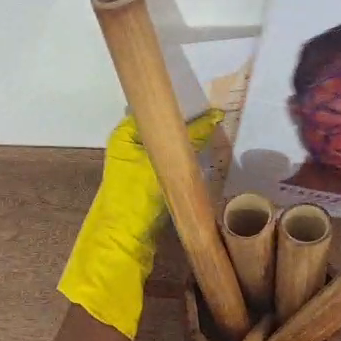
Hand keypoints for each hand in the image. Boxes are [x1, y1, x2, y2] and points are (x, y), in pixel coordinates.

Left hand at [57, 110, 223, 337]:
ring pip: (167, 145)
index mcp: (124, 135)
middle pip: (161, 127)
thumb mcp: (164, 167)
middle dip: (185, 122)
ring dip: (186, 142)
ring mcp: (139, 165)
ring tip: (214, 130)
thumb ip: (189, 141)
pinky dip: (183, 158)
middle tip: (214, 114)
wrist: (124, 241)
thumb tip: (215, 117)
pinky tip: (203, 154)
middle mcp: (129, 145)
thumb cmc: (136, 198)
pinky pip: (170, 162)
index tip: (203, 99)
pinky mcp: (149, 182)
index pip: (152, 109)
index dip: (175, 104)